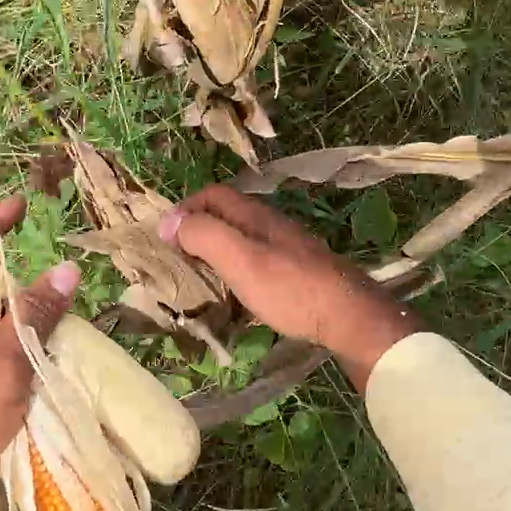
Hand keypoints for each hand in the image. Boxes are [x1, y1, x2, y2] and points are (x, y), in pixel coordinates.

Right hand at [160, 185, 420, 390]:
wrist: (347, 315)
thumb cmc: (290, 287)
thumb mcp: (240, 259)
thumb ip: (206, 236)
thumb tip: (170, 222)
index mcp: (255, 216)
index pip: (212, 194)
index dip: (185, 209)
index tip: (162, 239)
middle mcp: (270, 225)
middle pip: (226, 216)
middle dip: (197, 231)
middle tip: (175, 262)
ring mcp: (285, 248)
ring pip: (240, 240)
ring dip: (215, 254)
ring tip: (198, 281)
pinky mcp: (295, 272)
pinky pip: (255, 262)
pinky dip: (235, 273)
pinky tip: (234, 299)